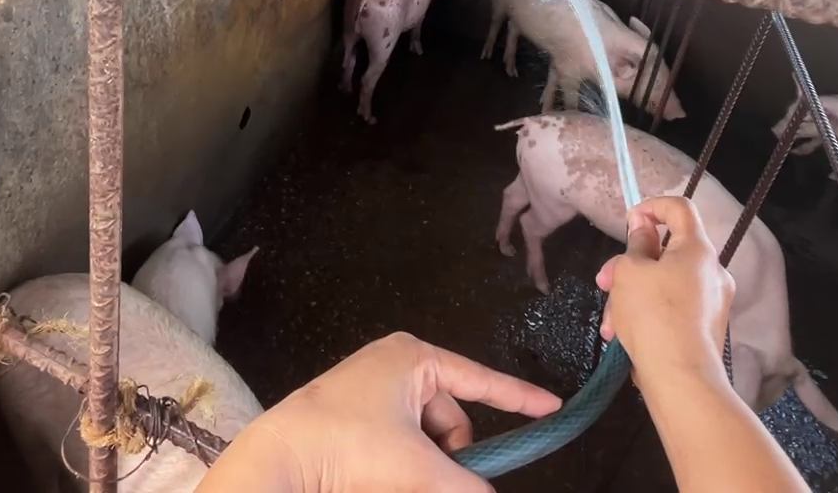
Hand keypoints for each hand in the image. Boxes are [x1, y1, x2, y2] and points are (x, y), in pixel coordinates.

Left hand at [196, 332, 560, 491]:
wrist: (282, 459)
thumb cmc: (352, 445)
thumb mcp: (418, 468)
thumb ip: (467, 486)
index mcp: (413, 357)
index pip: (480, 379)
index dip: (520, 397)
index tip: (555, 406)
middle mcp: (397, 363)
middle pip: (452, 419)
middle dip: (449, 457)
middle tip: (424, 478)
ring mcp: (376, 388)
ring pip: (427, 439)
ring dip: (426, 468)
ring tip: (396, 480)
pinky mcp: (360, 415)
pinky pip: (403, 443)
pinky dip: (405, 467)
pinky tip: (382, 479)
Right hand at [595, 195, 733, 384]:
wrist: (681, 379)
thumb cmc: (652, 313)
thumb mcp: (630, 270)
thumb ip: (636, 243)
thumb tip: (644, 227)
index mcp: (697, 250)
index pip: (679, 208)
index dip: (652, 205)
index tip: (629, 221)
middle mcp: (711, 272)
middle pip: (666, 251)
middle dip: (629, 264)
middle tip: (604, 281)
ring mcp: (711, 302)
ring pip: (663, 282)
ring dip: (631, 293)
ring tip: (609, 321)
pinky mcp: (704, 327)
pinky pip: (671, 306)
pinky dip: (646, 312)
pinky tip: (622, 335)